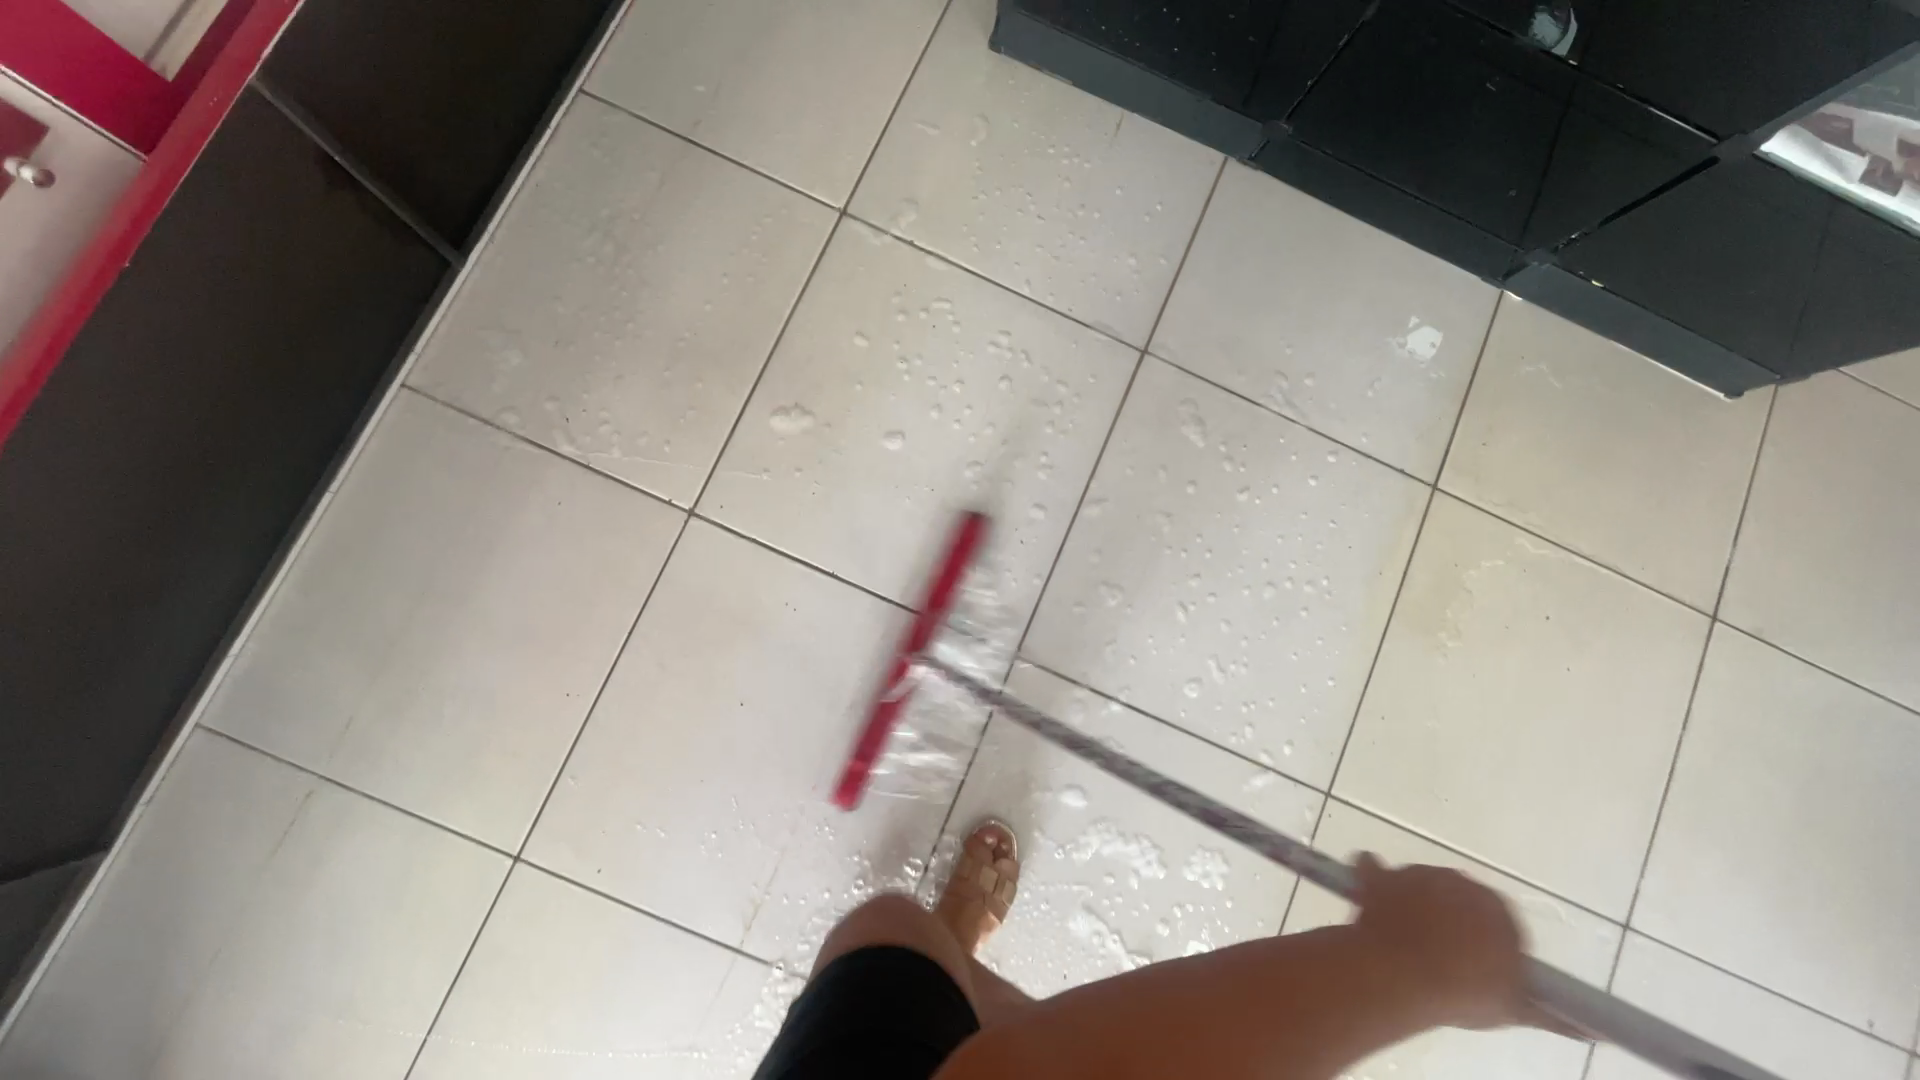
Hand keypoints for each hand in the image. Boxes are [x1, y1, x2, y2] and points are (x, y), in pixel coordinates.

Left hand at [1350, 853, 1576, 1035]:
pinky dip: (1368, 873)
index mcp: (1496, 908)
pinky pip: (1371, 867)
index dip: (1482, 941)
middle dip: (1447, 919)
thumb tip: (1594, 1031)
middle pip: (1454, 898)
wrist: (1404, 973)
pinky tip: (1364, 878)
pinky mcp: (1379, 877)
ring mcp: (1415, 876)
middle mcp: (1457, 882)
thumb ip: (1552, 1014)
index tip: (1472, 963)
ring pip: (1416, 884)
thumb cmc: (1465, 990)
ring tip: (1403, 935)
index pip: (1495, 920)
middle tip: (1437, 953)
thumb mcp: (1513, 1007)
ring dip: (1410, 901)